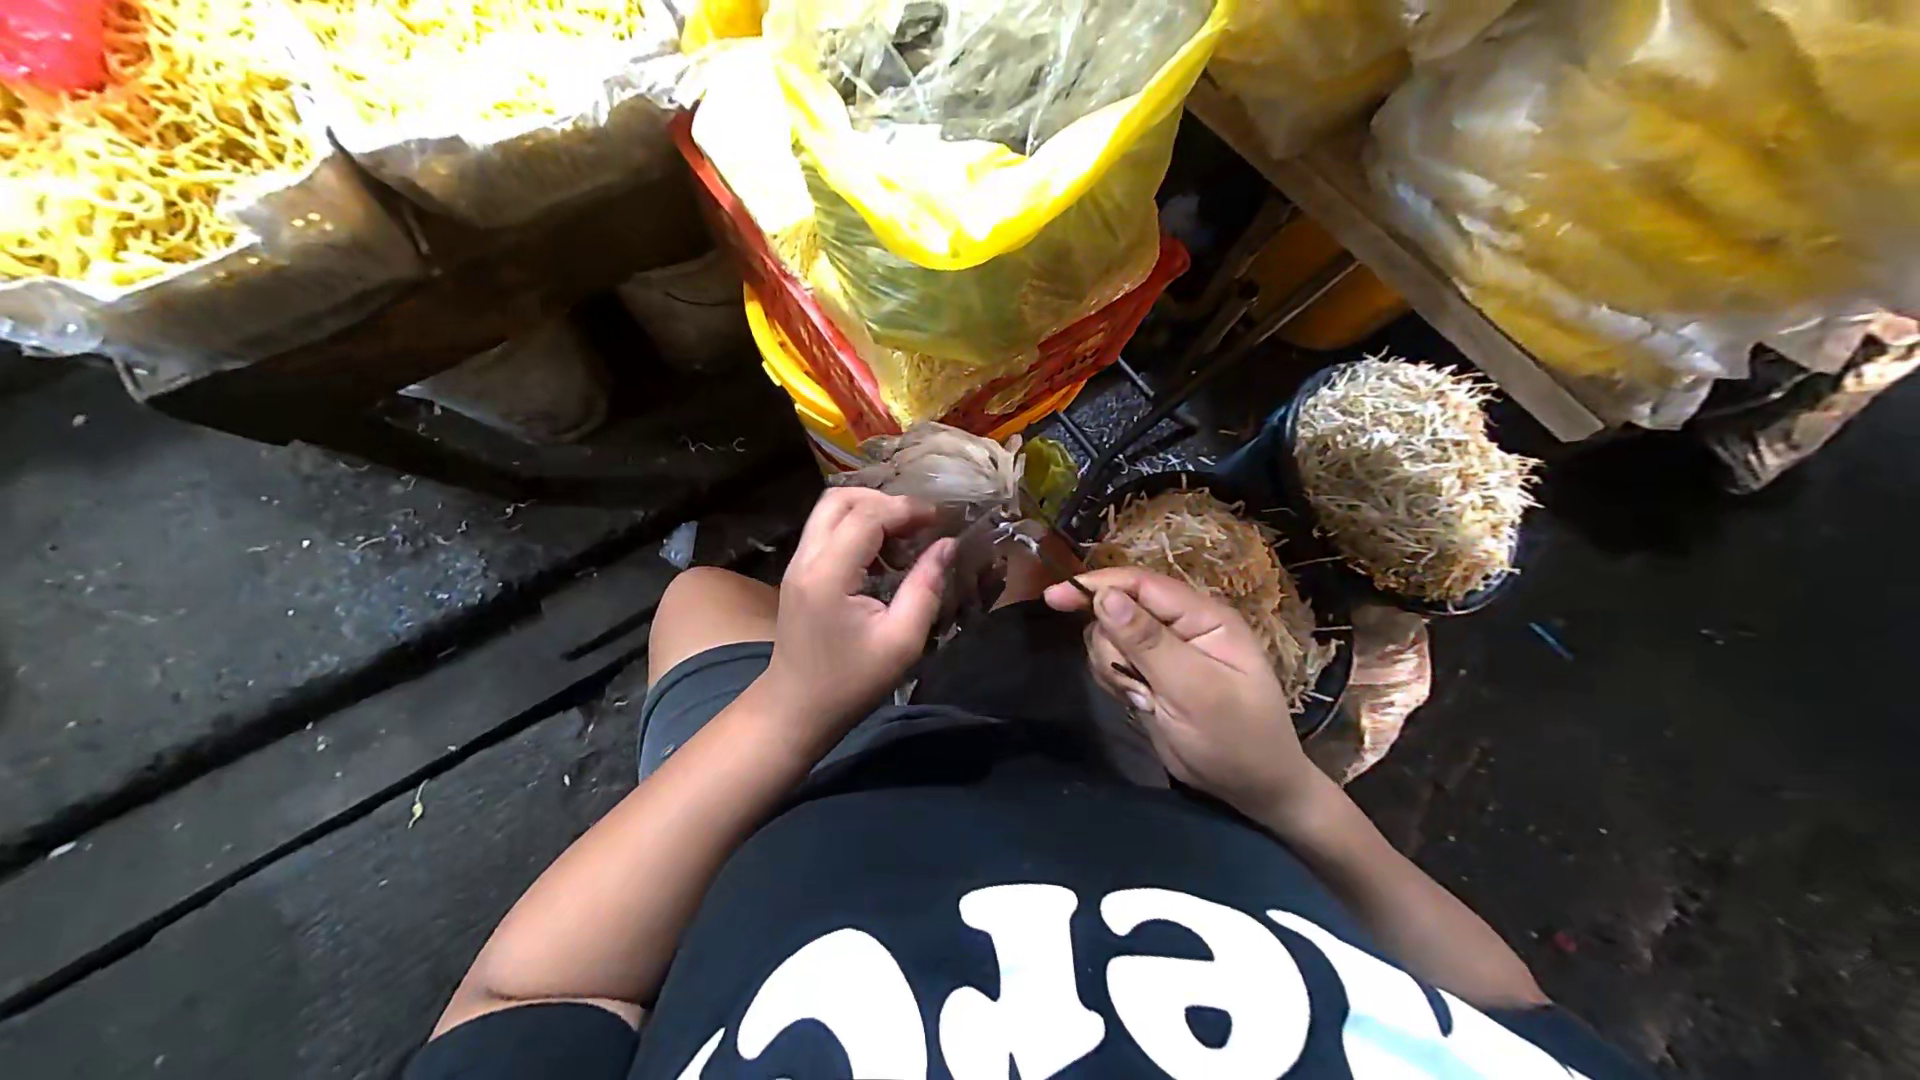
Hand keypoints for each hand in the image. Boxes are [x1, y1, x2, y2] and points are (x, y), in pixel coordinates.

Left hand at [764, 488, 952, 736]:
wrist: (796, 708)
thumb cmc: (851, 682)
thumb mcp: (902, 641)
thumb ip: (926, 587)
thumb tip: (947, 545)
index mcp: (829, 574)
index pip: (867, 516)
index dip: (907, 509)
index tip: (940, 520)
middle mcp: (806, 559)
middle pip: (840, 499)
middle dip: (884, 501)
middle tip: (919, 523)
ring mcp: (797, 564)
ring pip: (829, 510)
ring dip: (869, 512)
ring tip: (904, 537)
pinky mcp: (799, 573)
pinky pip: (826, 531)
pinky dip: (856, 528)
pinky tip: (882, 555)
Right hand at [1045, 567, 1321, 817]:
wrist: (1251, 789)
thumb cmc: (1235, 738)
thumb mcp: (1194, 689)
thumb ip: (1147, 641)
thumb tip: (1104, 596)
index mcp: (1203, 616)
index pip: (1142, 584)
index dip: (1098, 584)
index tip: (1054, 597)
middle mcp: (1181, 625)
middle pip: (1118, 609)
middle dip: (1111, 643)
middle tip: (1132, 683)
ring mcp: (1163, 649)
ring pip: (1109, 635)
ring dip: (1111, 665)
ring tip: (1141, 697)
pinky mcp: (1148, 673)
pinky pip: (1111, 660)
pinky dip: (1113, 679)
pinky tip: (1138, 702)